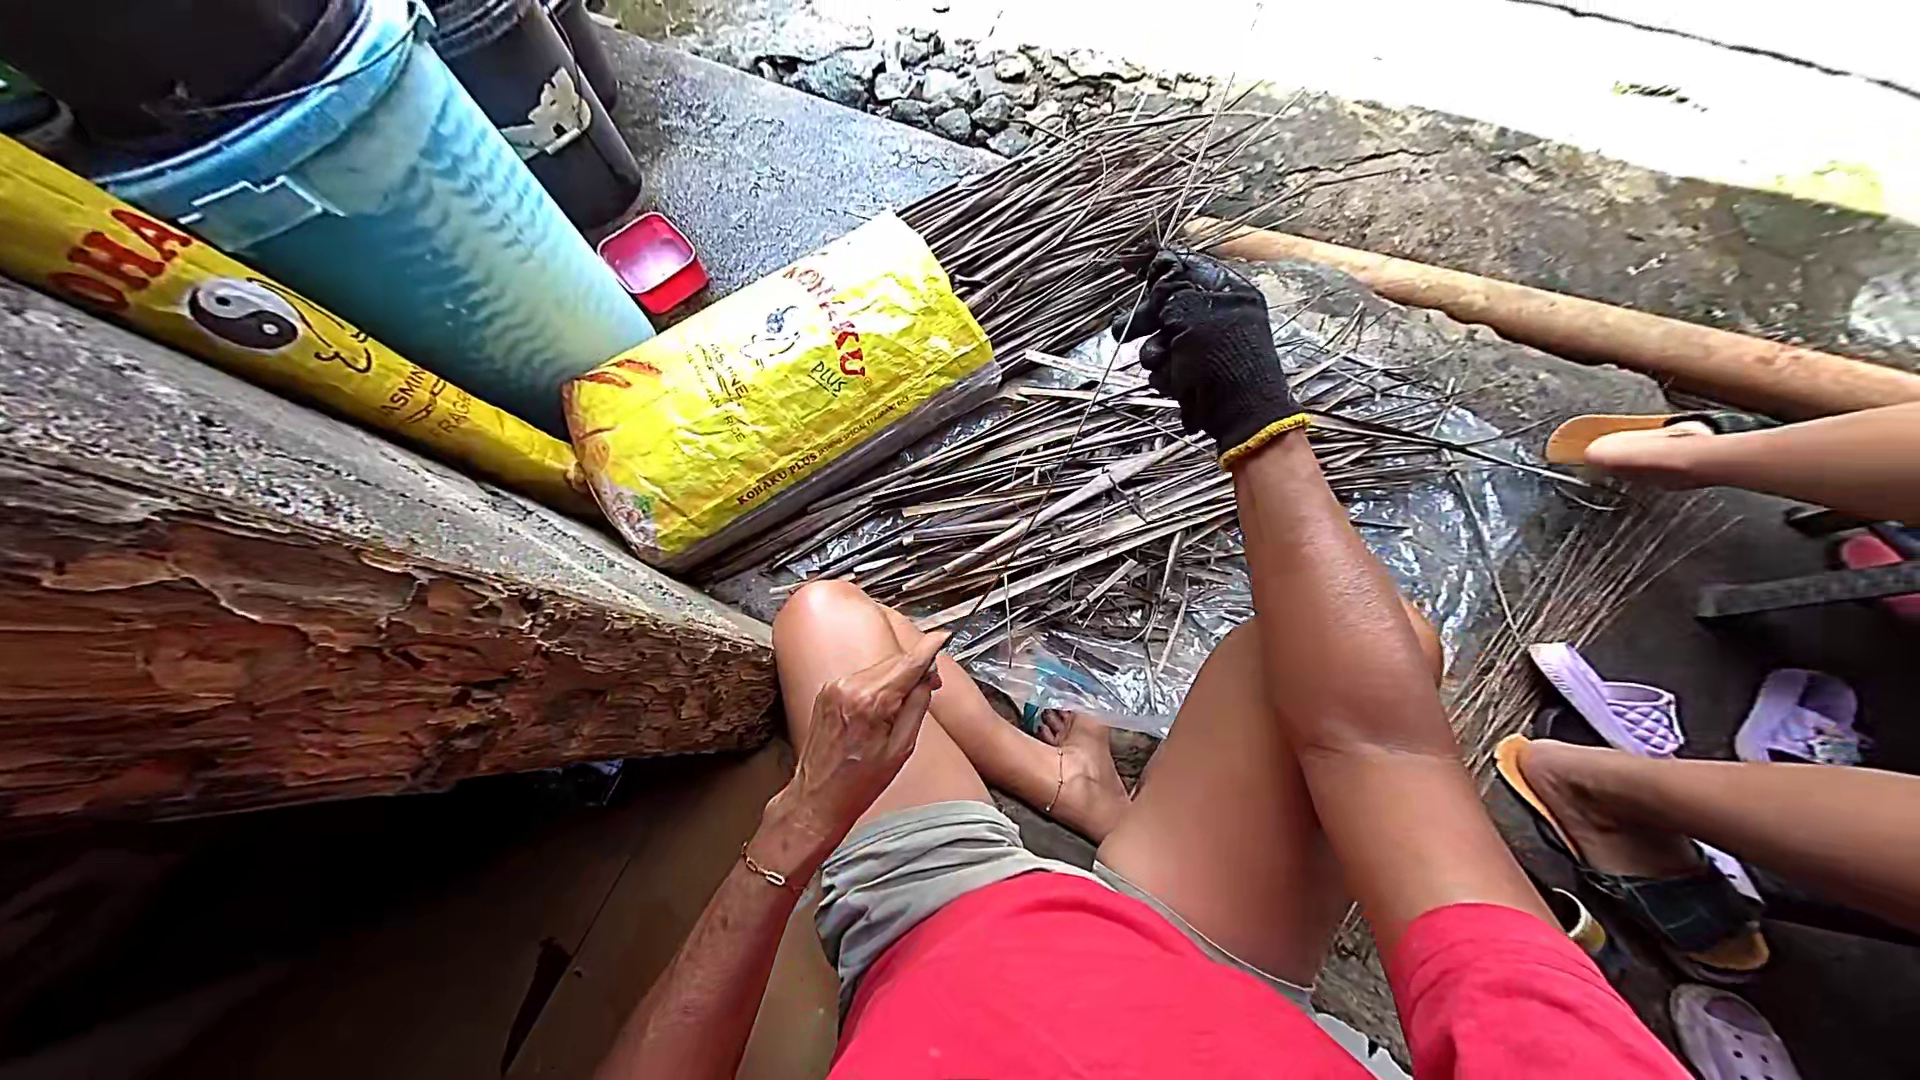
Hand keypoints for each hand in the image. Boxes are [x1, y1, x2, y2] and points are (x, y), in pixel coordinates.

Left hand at [761, 632, 949, 859]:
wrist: (818, 797)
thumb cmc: (857, 782)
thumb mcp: (901, 748)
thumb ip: (917, 705)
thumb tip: (928, 677)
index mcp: (871, 702)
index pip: (908, 663)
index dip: (929, 648)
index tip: (942, 637)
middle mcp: (849, 688)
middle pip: (894, 661)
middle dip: (916, 668)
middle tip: (932, 684)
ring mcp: (835, 687)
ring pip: (879, 667)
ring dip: (897, 677)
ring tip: (904, 703)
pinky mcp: (828, 691)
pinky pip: (863, 676)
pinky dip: (878, 683)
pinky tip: (882, 705)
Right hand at [1111, 250, 1306, 467]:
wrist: (1238, 415)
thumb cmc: (1222, 359)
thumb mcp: (1193, 314)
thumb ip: (1171, 287)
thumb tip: (1158, 261)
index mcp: (1226, 293)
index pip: (1186, 267)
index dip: (1156, 266)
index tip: (1126, 265)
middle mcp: (1215, 317)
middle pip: (1167, 306)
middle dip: (1145, 320)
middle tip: (1123, 330)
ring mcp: (1204, 348)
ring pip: (1160, 340)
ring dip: (1154, 353)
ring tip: (1161, 362)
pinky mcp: (1193, 374)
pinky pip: (1165, 366)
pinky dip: (1164, 374)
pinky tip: (1173, 381)